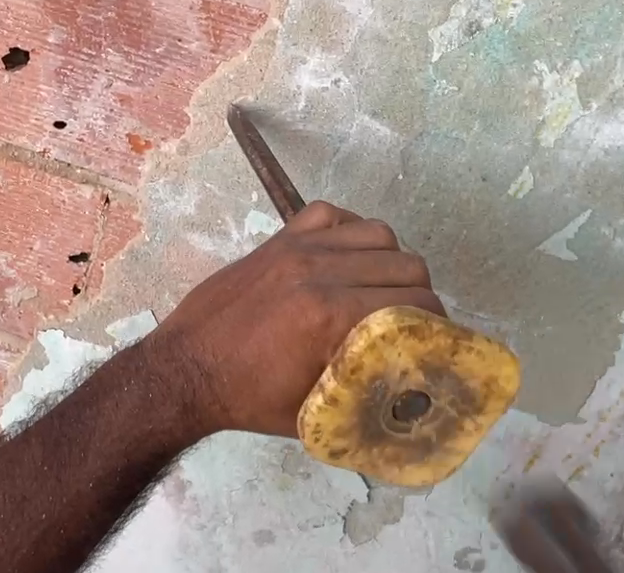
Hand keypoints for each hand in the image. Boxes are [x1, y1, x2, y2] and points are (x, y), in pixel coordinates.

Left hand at [143, 201, 444, 439]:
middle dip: (420, 293)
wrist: (186, 366)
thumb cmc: (248, 398)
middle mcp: (318, 271)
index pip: (414, 303)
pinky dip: (349, 228)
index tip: (435, 339)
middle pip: (403, 263)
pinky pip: (329, 213)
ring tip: (382, 286)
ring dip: (389, 259)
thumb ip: (368, 389)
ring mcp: (295, 247)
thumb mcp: (318, 409)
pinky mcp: (277, 238)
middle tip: (412, 319)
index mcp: (330, 316)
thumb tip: (415, 386)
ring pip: (375, 232)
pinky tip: (348, 255)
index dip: (437, 323)